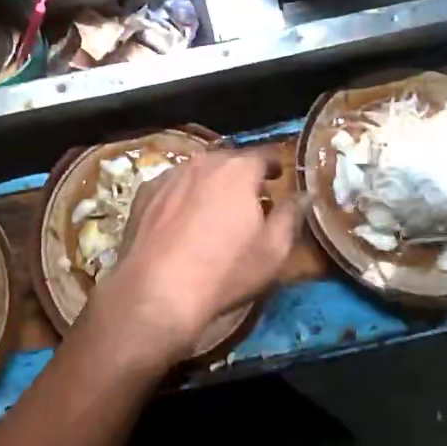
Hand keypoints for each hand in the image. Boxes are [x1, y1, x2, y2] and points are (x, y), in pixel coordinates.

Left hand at [79, 149, 301, 370]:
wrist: (158, 289)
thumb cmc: (225, 270)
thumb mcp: (274, 250)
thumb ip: (291, 216)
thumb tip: (303, 195)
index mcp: (237, 170)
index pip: (263, 156)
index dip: (273, 166)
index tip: (277, 177)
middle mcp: (201, 164)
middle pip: (227, 161)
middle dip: (240, 174)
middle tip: (248, 197)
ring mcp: (168, 177)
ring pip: (196, 172)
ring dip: (209, 184)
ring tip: (213, 209)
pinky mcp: (143, 194)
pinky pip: (171, 187)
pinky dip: (181, 196)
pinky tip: (180, 219)